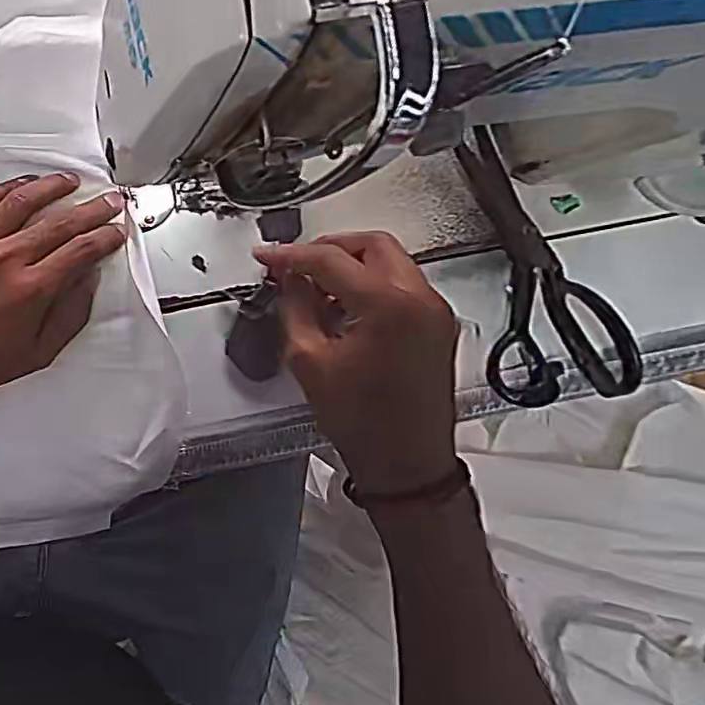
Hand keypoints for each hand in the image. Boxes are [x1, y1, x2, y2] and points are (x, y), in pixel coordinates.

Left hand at [0, 173, 129, 444]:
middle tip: (107, 202)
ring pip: (20, 201)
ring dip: (50, 187)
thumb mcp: (37, 353)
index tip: (114, 232)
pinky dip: (4, 189)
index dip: (104, 237)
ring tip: (68, 182)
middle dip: (91, 209)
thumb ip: (70, 315)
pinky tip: (19, 186)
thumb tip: (88, 282)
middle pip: (59, 222)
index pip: (80, 250)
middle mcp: (4, 261)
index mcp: (30, 290)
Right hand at [254, 232, 459, 495]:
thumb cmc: (363, 421)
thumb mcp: (308, 360)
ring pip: (389, 261)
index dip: (291, 255)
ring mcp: (434, 312)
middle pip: (371, 245)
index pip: (331, 260)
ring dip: (349, 265)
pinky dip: (368, 284)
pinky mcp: (436, 325)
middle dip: (328, 249)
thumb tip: (289, 281)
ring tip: (314, 289)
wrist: (404, 459)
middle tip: (294, 264)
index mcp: (388, 306)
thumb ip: (295, 308)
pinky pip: (400, 285)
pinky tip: (341, 307)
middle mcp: (420, 301)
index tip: (268, 257)